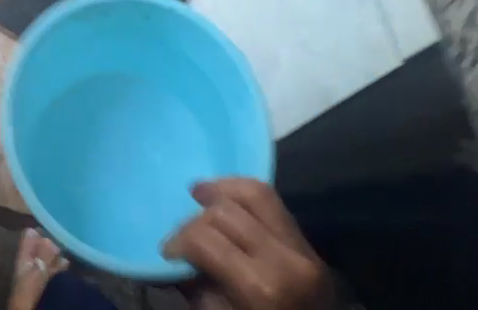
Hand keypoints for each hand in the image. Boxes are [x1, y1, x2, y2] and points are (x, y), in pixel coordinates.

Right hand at [163, 179, 332, 309]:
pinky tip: (227, 200)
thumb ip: (197, 287)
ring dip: (223, 189)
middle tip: (182, 232)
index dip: (179, 240)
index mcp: (261, 287)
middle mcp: (284, 259)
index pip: (206, 239)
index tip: (167, 251)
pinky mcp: (310, 247)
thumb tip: (174, 257)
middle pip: (226, 212)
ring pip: (257, 194)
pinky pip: (274, 205)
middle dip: (196, 218)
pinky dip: (246, 196)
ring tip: (200, 193)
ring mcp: (303, 250)